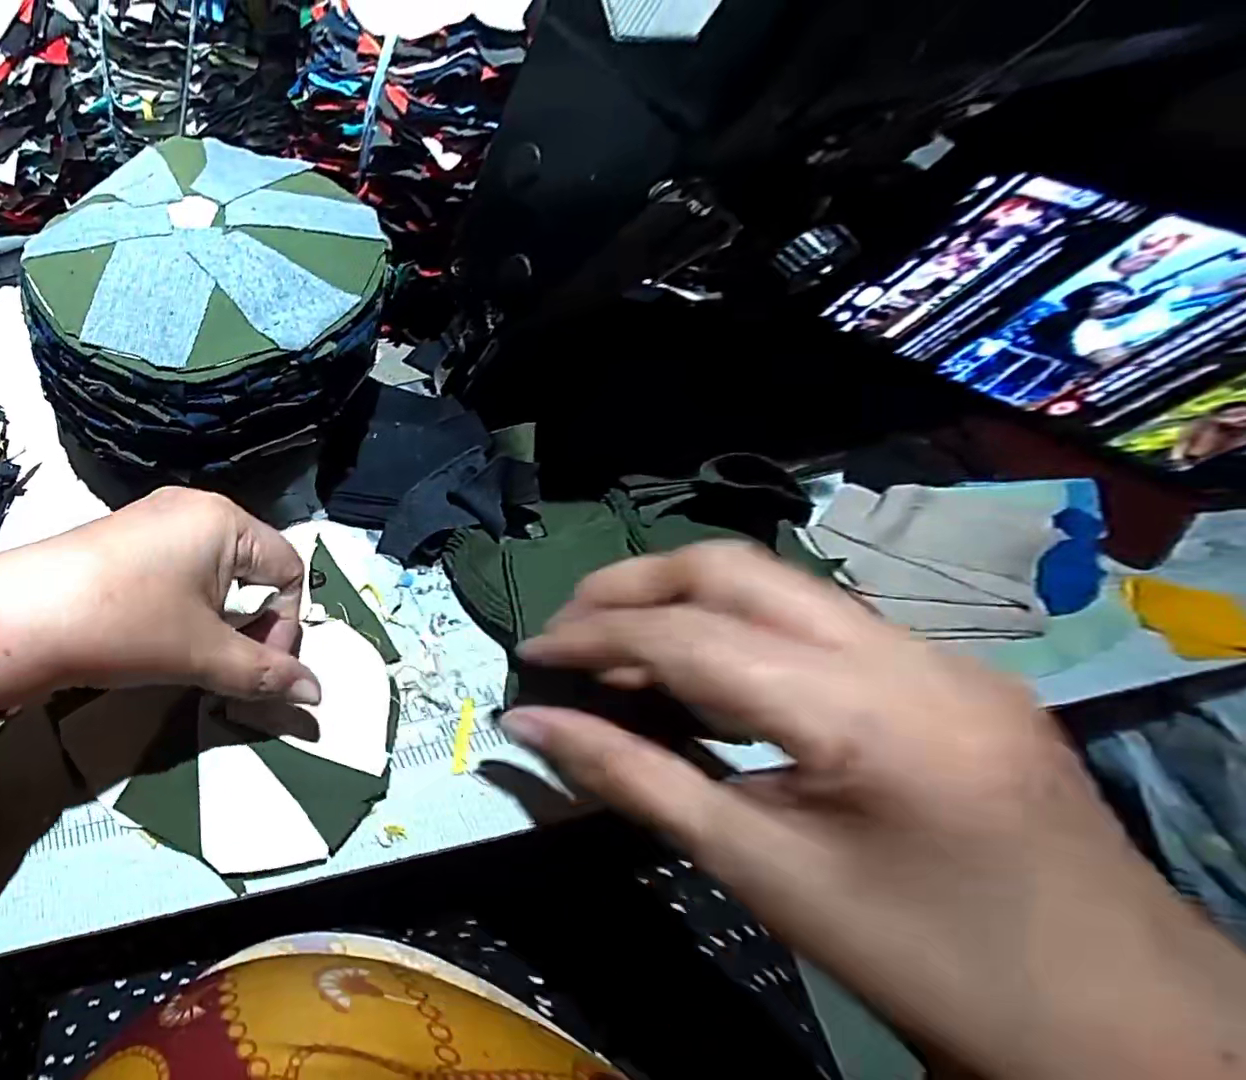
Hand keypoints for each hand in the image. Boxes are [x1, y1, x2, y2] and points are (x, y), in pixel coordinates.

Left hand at [0, 487, 317, 712]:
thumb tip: (317, 696)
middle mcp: (194, 505)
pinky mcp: (126, 535)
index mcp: (224, 520)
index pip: (288, 568)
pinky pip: (182, 564)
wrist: (16, 617)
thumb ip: (264, 673)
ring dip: (221, 614)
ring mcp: (155, 516)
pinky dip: (188, 600)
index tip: (258, 664)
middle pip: (255, 565)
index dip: (286, 622)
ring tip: (194, 649)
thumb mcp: (202, 653)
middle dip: (254, 619)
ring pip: (217, 568)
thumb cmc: (125, 625)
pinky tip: (159, 629)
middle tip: (228, 662)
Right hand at [502, 542, 1245, 1079]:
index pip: (691, 637)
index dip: (594, 637)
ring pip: (771, 584)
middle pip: (733, 569)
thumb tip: (527, 726)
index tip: (531, 657)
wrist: (1136, 1036)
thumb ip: (629, 779)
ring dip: (676, 601)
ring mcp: (937, 656)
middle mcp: (910, 656)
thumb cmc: (926, 965)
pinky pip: (806, 621)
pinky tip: (694, 675)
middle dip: (629, 587)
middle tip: (567, 629)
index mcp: (869, 715)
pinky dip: (728, 630)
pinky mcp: (944, 673)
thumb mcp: (755, 871)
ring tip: (613, 647)